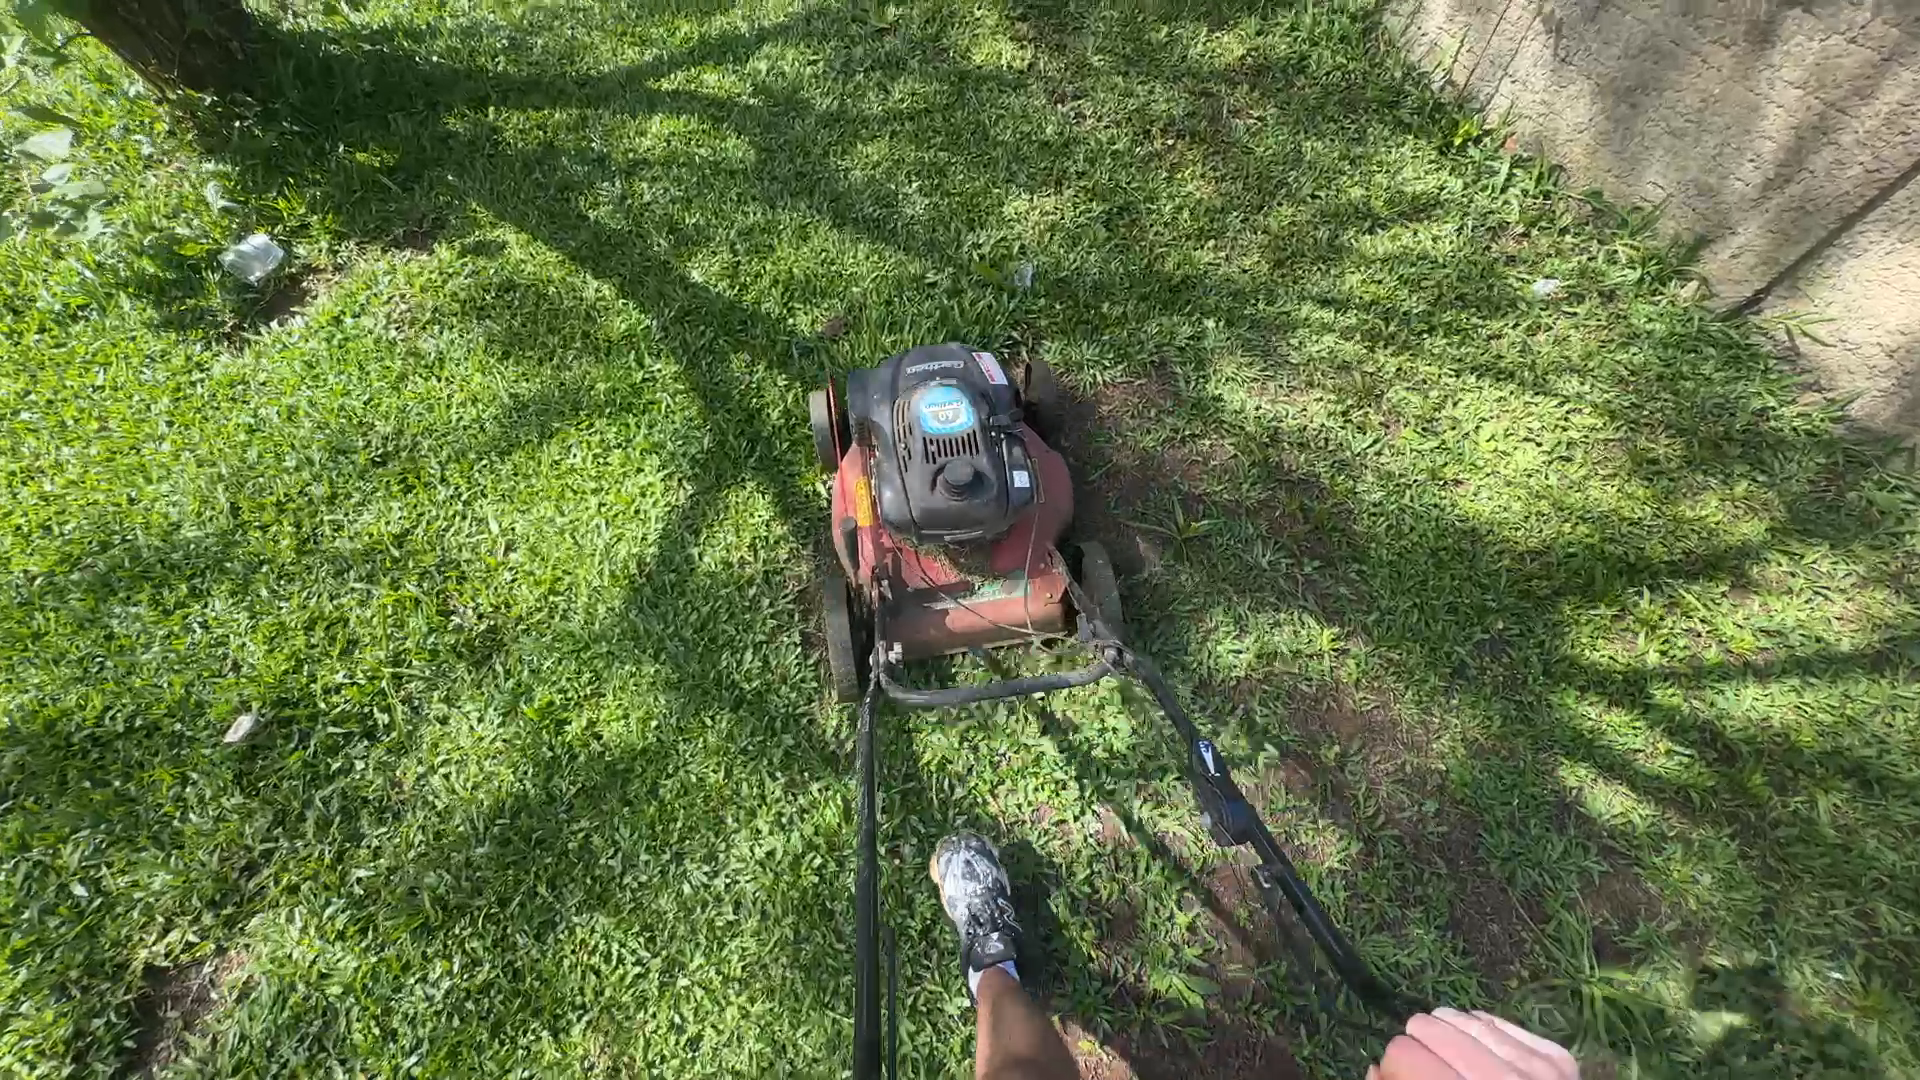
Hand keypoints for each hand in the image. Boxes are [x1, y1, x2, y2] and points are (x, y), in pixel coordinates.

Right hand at [1367, 1008, 1577, 1079]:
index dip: (1393, 1068)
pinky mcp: (1562, 1063)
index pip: (1403, 1054)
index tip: (1397, 1079)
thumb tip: (1374, 1069)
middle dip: (1418, 1048)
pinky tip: (1479, 1048)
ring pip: (1462, 1018)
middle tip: (1425, 1071)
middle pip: (1428, 1027)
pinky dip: (1483, 1032)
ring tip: (1449, 1058)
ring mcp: (1541, 1072)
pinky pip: (1501, 1024)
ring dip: (1447, 1035)